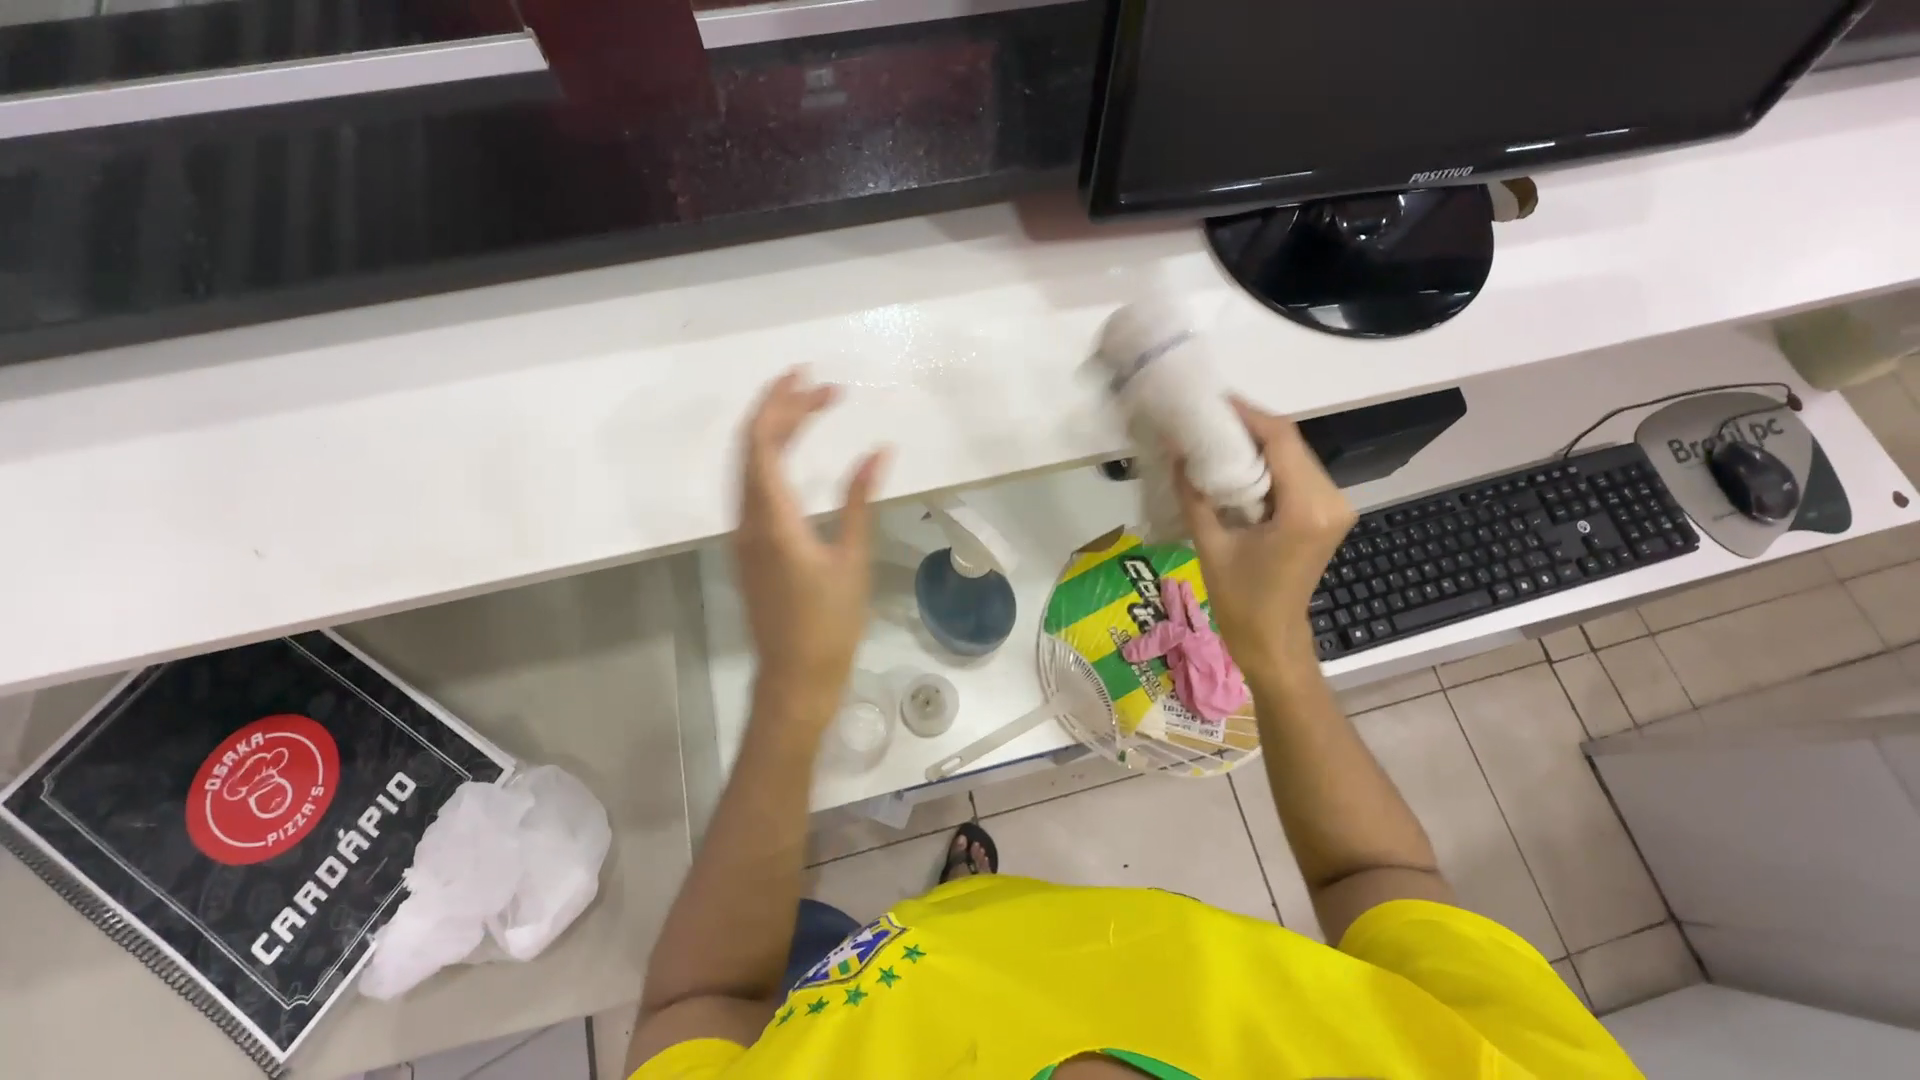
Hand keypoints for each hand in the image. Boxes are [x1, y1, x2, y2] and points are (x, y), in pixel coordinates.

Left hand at [735, 370, 889, 718]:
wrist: (794, 679)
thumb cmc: (830, 627)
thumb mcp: (852, 561)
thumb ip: (860, 501)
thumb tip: (878, 452)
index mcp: (771, 521)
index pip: (763, 444)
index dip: (782, 403)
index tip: (813, 379)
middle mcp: (747, 521)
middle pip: (752, 448)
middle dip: (782, 410)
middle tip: (823, 390)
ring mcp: (743, 536)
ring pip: (749, 467)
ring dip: (777, 433)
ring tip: (814, 410)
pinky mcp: (749, 549)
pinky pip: (754, 489)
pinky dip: (774, 460)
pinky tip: (799, 455)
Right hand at [1174, 398, 1354, 686]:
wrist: (1273, 640)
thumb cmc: (1241, 601)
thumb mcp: (1210, 545)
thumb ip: (1195, 494)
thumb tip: (1176, 450)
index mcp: (1305, 509)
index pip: (1281, 440)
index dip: (1246, 414)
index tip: (1211, 401)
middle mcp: (1331, 500)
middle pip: (1290, 442)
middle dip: (1247, 425)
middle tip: (1205, 418)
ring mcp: (1334, 506)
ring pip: (1294, 455)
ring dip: (1256, 443)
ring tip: (1214, 436)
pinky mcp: (1326, 513)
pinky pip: (1296, 473)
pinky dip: (1266, 463)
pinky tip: (1235, 463)